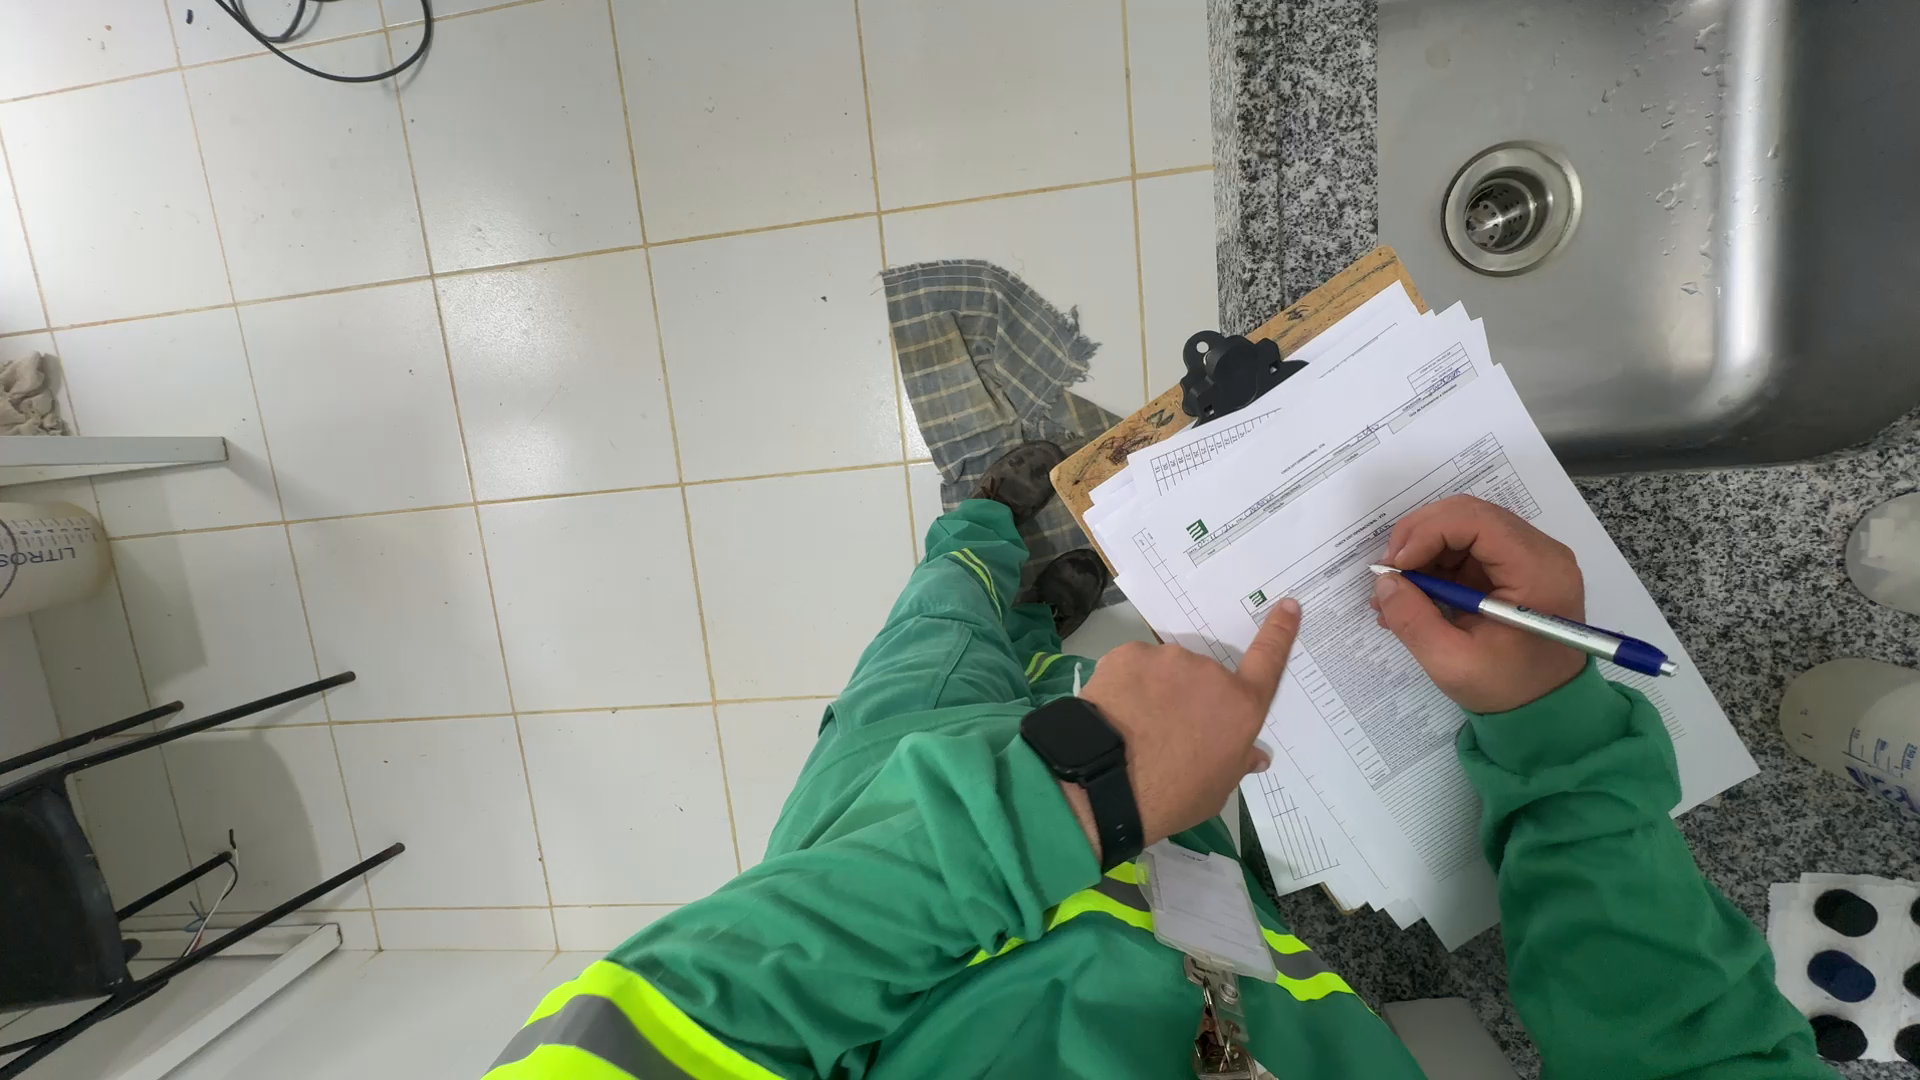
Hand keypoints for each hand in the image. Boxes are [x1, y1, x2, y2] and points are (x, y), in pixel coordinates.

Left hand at [1076, 598, 1300, 849]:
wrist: (1106, 779)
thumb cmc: (1171, 795)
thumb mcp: (1216, 789)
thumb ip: (1235, 761)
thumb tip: (1255, 754)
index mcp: (1240, 707)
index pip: (1268, 661)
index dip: (1280, 631)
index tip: (1287, 605)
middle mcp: (1209, 674)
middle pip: (1203, 678)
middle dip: (1189, 697)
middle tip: (1165, 728)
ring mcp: (1168, 659)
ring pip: (1165, 671)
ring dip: (1155, 689)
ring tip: (1135, 723)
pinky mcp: (1130, 653)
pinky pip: (1134, 667)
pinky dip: (1126, 684)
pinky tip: (1114, 708)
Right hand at [1370, 495, 1586, 713]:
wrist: (1549, 707)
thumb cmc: (1508, 688)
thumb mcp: (1451, 662)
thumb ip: (1413, 620)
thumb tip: (1384, 581)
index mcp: (1537, 571)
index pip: (1475, 520)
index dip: (1425, 534)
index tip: (1395, 569)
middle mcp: (1537, 552)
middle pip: (1464, 514)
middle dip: (1415, 538)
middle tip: (1388, 576)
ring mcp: (1523, 556)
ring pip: (1457, 526)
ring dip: (1418, 552)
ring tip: (1395, 592)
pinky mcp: (1508, 567)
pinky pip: (1460, 546)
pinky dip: (1428, 563)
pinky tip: (1411, 595)